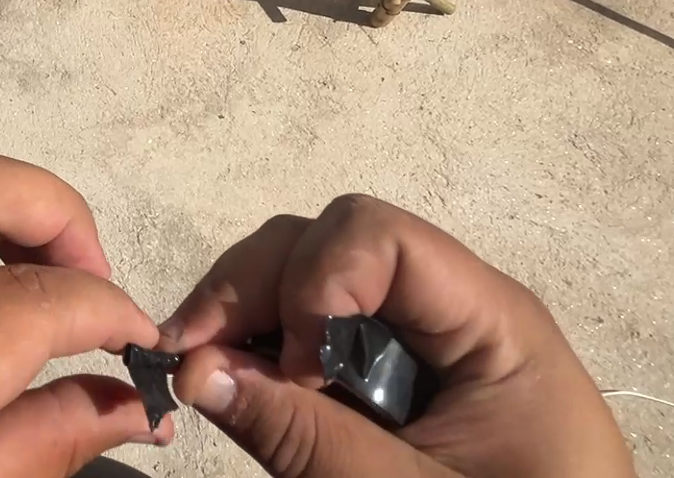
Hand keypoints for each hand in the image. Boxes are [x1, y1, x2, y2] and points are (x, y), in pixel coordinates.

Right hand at [159, 194, 632, 477]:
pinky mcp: (366, 357)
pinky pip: (291, 319)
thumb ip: (308, 439)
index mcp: (485, 319)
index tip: (291, 368)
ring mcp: (395, 326)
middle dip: (247, 290)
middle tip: (188, 353)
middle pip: (315, 242)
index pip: (377, 235)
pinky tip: (224, 374)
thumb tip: (192, 371)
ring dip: (234, 312)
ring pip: (290, 271)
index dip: (316, 278)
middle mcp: (435, 300)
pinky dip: (246, 339)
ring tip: (196, 366)